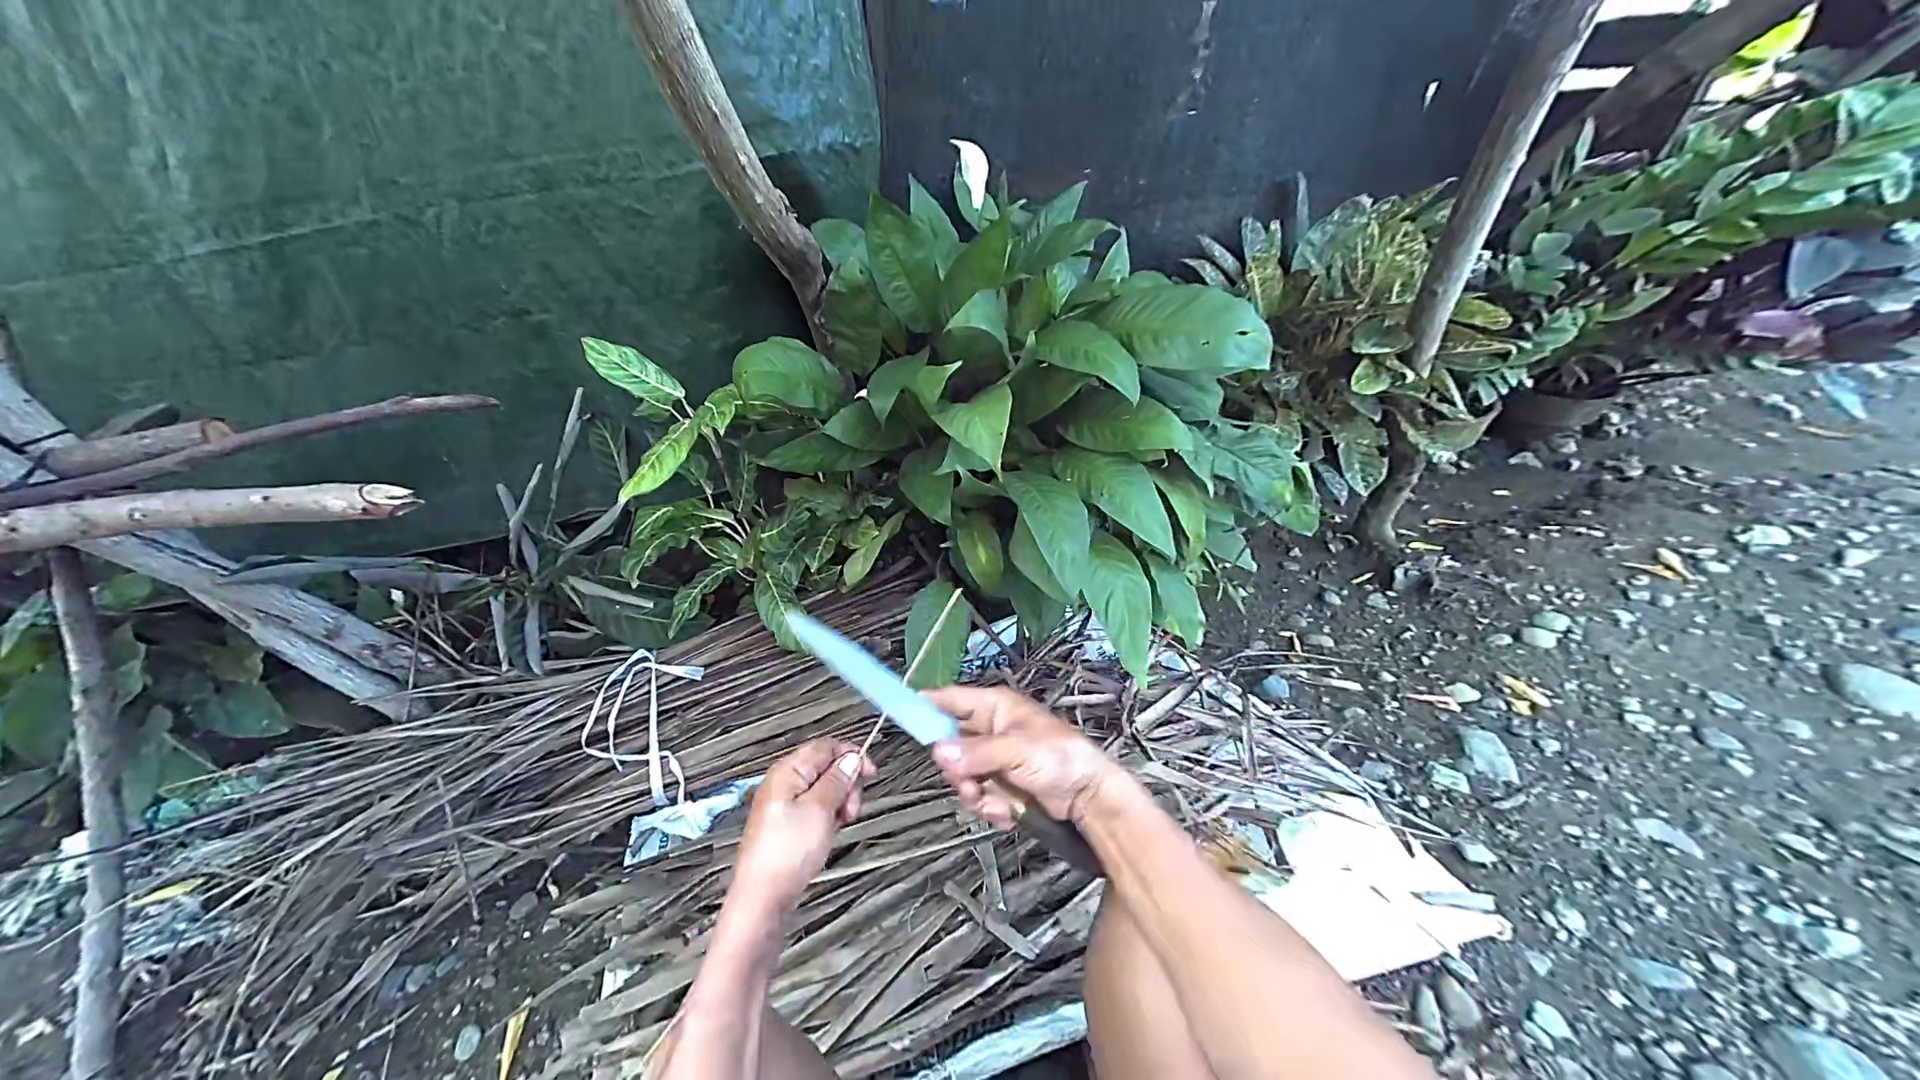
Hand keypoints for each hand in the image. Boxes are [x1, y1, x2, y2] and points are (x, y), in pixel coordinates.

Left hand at [731, 739, 872, 910]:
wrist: (763, 897)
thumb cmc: (785, 855)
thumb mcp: (820, 809)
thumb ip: (837, 779)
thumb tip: (851, 759)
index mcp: (788, 772)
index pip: (826, 747)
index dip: (851, 756)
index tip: (868, 772)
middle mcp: (783, 783)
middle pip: (827, 768)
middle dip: (846, 784)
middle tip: (849, 807)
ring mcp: (784, 804)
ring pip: (824, 790)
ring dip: (838, 803)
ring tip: (836, 824)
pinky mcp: (787, 823)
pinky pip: (815, 808)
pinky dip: (827, 817)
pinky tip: (827, 833)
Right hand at [923, 686, 1126, 826]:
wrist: (1089, 796)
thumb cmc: (1064, 758)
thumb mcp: (1017, 750)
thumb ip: (976, 752)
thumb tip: (940, 751)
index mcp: (995, 707)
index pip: (949, 699)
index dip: (926, 705)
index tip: (903, 713)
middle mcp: (991, 729)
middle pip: (950, 743)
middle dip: (957, 768)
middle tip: (969, 780)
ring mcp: (995, 758)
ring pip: (961, 775)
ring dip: (974, 792)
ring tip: (993, 799)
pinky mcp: (1001, 783)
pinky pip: (978, 794)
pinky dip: (989, 806)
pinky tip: (1005, 809)